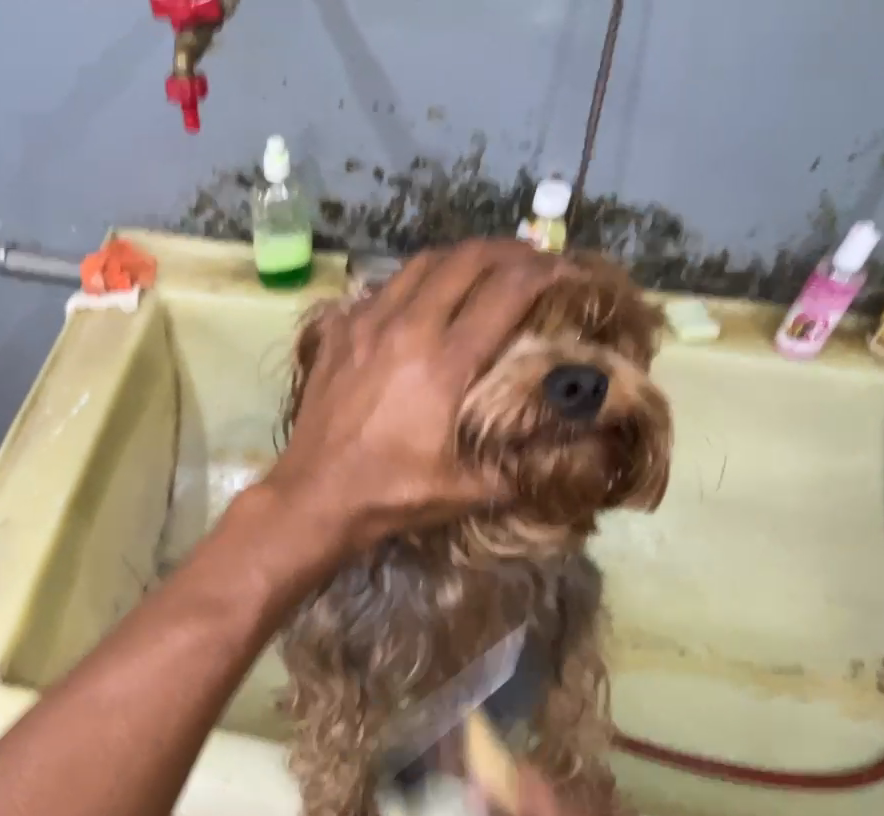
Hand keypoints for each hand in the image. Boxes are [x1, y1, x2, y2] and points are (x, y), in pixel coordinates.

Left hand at [264, 240, 569, 549]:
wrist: (314, 497)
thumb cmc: (389, 495)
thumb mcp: (464, 492)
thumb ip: (517, 470)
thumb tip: (564, 454)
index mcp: (442, 363)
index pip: (506, 292)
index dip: (546, 273)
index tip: (570, 272)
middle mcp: (404, 328)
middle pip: (466, 260)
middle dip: (508, 252)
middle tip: (533, 260)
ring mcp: (364, 325)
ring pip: (420, 263)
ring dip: (460, 258)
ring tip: (482, 269)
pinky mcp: (337, 333)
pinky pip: (381, 287)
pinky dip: (412, 282)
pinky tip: (420, 300)